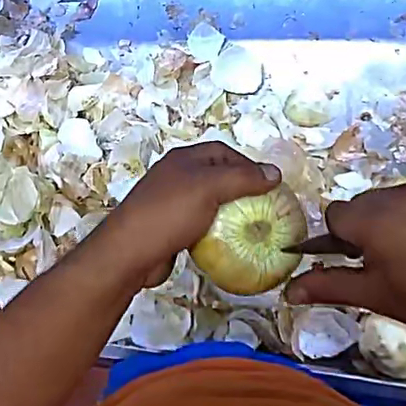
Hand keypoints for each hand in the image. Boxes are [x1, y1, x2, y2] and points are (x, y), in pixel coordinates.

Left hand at [85, 142, 279, 289]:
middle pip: (216, 176)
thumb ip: (242, 178)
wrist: (130, 253)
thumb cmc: (168, 213)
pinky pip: (200, 224)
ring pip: (209, 202)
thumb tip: (274, 173)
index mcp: (184, 159)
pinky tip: (228, 242)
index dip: (246, 164)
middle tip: (262, 206)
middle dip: (240, 188)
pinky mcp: (171, 228)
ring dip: (228, 211)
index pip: (222, 152)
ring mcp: (172, 203)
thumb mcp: (209, 188)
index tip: (267, 183)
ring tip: (250, 225)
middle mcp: (177, 176)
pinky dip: (216, 230)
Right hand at [283, 178, 405, 342]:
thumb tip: (289, 290)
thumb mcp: (378, 297)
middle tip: (396, 261)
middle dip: (372, 227)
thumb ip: (330, 286)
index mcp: (370, 220)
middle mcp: (396, 193)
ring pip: (399, 197)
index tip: (364, 260)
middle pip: (367, 203)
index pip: (336, 215)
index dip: (344, 239)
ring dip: (402, 217)